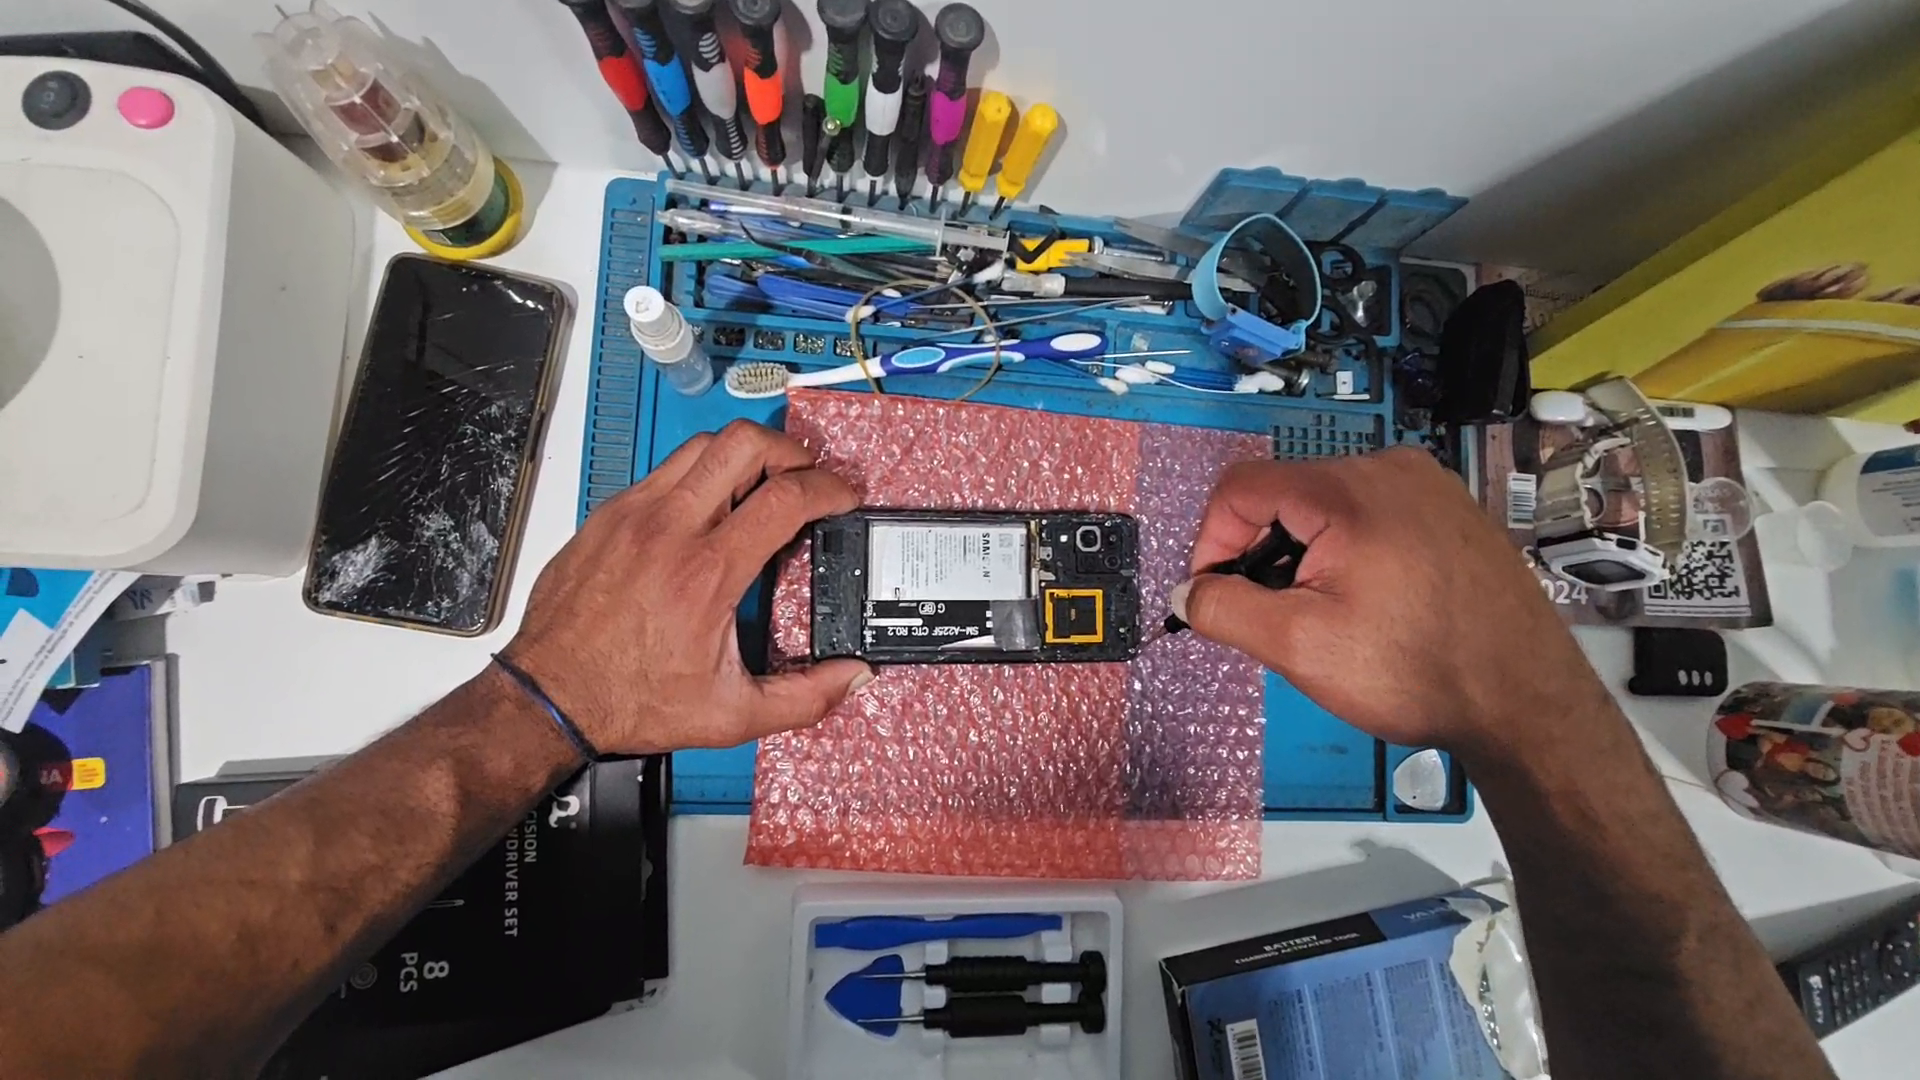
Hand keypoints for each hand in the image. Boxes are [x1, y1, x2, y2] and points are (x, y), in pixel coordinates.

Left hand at [502, 421, 870, 755]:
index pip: (785, 497)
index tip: (842, 497)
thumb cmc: (630, 700)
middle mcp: (671, 529)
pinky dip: (703, 472)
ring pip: (704, 444)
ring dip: (747, 453)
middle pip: (745, 444)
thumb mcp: (731, 715)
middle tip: (806, 477)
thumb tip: (854, 678)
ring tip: (765, 481)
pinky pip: (667, 468)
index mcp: (708, 573)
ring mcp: (635, 514)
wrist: (547, 696)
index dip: (829, 489)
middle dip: (791, 451)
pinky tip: (713, 506)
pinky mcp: (610, 514)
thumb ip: (804, 697)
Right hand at [1171, 449, 1611, 755]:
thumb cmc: (1410, 670)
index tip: (1217, 593)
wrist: (1530, 706)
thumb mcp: (1298, 645)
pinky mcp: (1450, 510)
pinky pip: (1367, 514)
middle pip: (1282, 494)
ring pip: (1322, 506)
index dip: (1211, 540)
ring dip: (1299, 554)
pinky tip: (1362, 600)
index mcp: (1347, 489)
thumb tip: (1186, 591)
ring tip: (1319, 612)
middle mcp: (1389, 468)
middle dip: (1258, 552)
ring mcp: (1427, 486)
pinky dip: (1341, 551)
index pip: (1239, 486)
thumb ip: (1223, 609)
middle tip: (1271, 613)